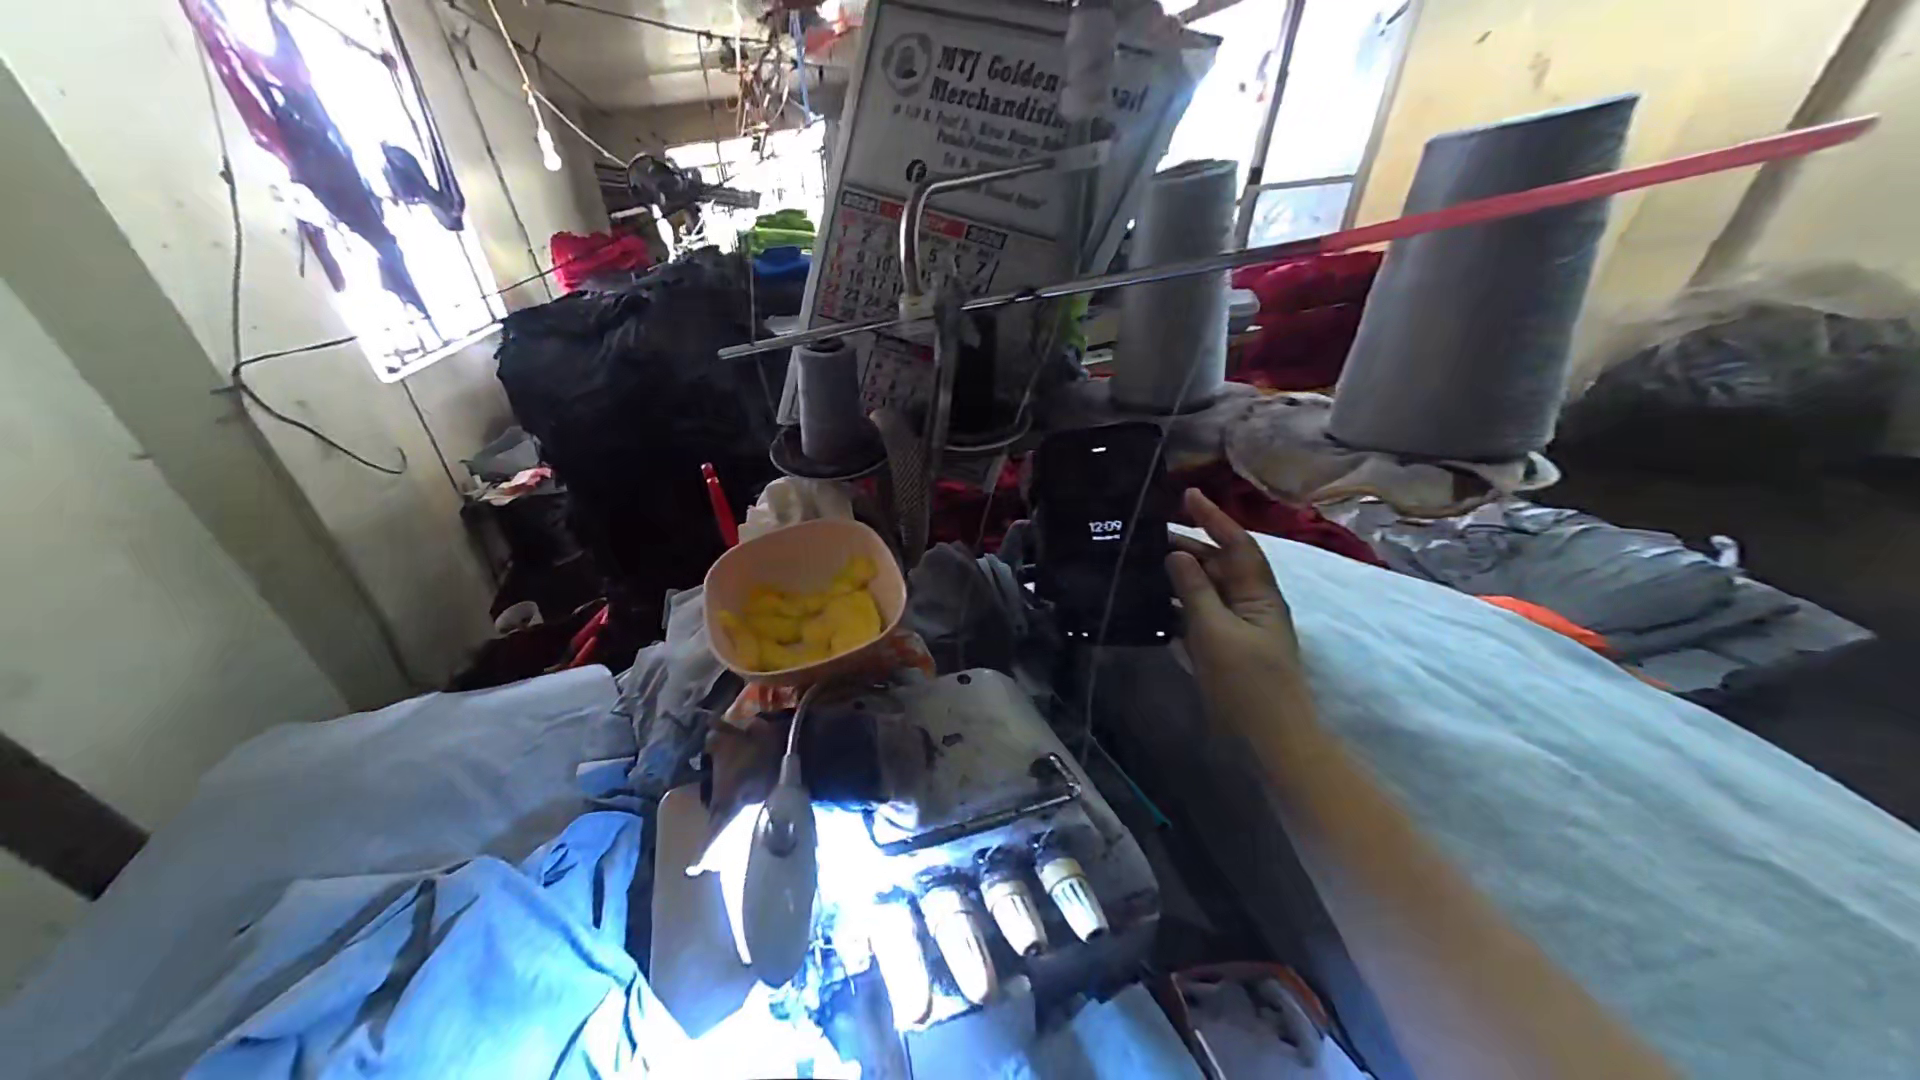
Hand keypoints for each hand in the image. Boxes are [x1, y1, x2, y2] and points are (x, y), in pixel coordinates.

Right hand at [1166, 489, 1309, 722]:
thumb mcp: (1216, 632)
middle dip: (1188, 546)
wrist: (1270, 737)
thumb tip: (1176, 553)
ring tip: (1143, 563)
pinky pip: (1199, 612)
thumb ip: (1195, 590)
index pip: (1237, 543)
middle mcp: (1250, 602)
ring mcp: (1237, 625)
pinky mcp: (1224, 645)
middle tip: (1147, 535)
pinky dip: (1177, 602)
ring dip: (1179, 574)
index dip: (1214, 517)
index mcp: (1259, 593)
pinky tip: (1152, 601)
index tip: (1187, 494)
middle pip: (1219, 564)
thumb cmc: (1248, 682)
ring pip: (1207, 588)